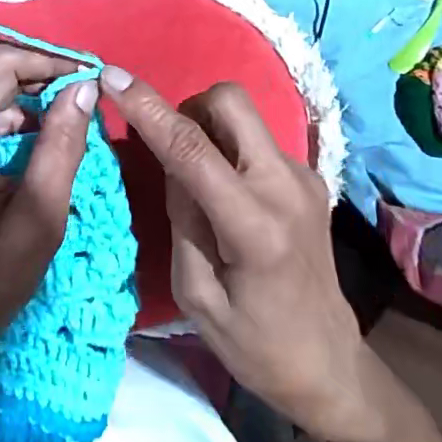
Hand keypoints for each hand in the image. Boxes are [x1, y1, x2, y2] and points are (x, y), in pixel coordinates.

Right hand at [100, 70, 381, 441]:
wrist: (328, 363)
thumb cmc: (254, 344)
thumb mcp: (195, 293)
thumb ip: (182, 217)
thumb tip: (172, 160)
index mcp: (255, 226)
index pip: (192, 149)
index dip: (148, 109)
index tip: (112, 78)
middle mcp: (286, 186)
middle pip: (231, 101)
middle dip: (188, 106)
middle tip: (169, 147)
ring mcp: (304, 176)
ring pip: (244, 115)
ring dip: (208, 128)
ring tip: (196, 180)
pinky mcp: (309, 176)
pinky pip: (255, 139)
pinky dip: (228, 147)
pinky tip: (225, 192)